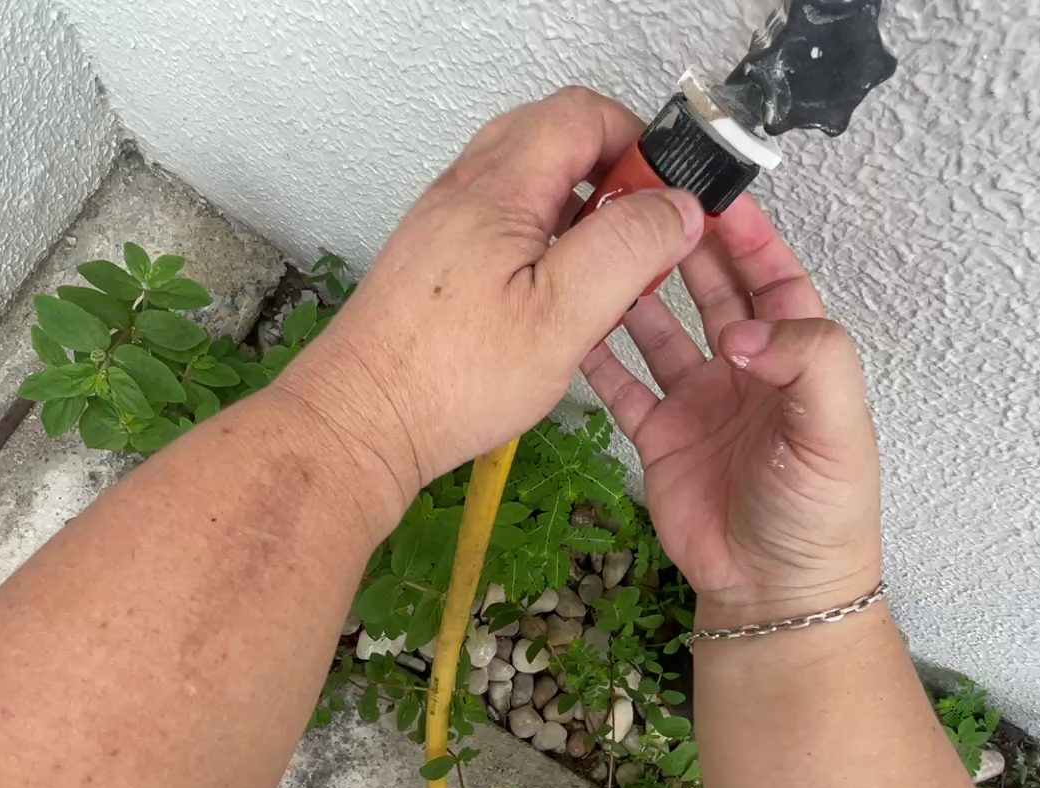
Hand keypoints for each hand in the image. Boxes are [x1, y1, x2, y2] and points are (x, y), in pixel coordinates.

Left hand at [274, 87, 705, 506]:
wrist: (363, 420)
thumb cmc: (454, 379)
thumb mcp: (562, 316)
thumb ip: (627, 248)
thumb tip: (676, 206)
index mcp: (497, 187)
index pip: (582, 114)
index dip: (636, 142)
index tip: (661, 199)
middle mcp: (460, 191)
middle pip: (549, 139)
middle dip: (605, 174)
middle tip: (631, 233)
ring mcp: (440, 225)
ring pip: (522, 184)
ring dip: (570, 210)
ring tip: (594, 273)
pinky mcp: (430, 263)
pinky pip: (495, 224)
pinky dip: (535, 240)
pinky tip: (545, 295)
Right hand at [579, 196, 882, 627]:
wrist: (769, 584)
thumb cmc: (818, 507)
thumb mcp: (836, 427)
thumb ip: (808, 360)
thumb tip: (741, 330)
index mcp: (796, 358)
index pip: (774, 280)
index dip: (748, 238)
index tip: (714, 198)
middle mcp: (744, 371)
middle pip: (712, 295)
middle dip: (684, 252)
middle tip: (647, 210)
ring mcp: (696, 402)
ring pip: (660, 335)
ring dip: (636, 298)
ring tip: (603, 258)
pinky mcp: (658, 436)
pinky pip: (624, 389)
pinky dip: (601, 361)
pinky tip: (578, 331)